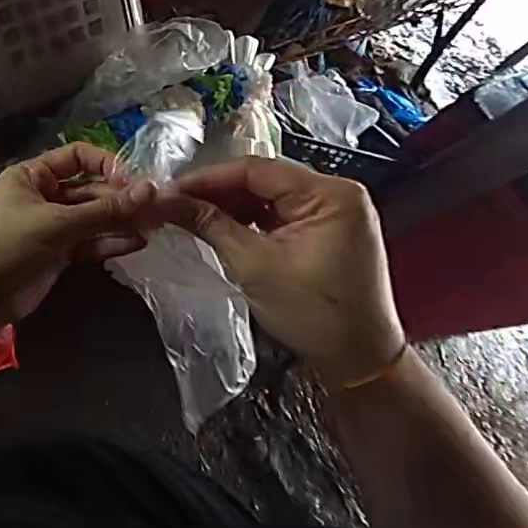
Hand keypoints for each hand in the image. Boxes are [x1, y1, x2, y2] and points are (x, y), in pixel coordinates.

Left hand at [0, 143, 161, 322]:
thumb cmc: (7, 246)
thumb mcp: (56, 224)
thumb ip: (104, 210)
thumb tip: (150, 190)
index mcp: (31, 175)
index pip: (76, 156)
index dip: (105, 164)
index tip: (133, 182)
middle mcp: (41, 195)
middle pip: (88, 189)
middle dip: (120, 198)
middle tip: (155, 209)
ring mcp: (49, 225)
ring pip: (91, 218)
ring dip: (119, 221)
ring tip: (153, 226)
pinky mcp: (56, 253)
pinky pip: (87, 242)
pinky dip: (108, 242)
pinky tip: (136, 243)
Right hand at [164, 157, 405, 386]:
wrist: (358, 358)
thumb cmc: (314, 313)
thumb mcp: (254, 265)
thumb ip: (211, 225)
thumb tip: (169, 202)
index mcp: (329, 194)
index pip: (256, 169)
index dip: (207, 177)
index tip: (170, 190)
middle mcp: (335, 193)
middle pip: (260, 179)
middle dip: (214, 191)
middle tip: (173, 202)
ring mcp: (331, 211)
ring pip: (265, 195)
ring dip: (227, 204)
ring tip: (187, 213)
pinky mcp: (323, 230)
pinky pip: (275, 213)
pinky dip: (245, 218)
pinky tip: (216, 225)